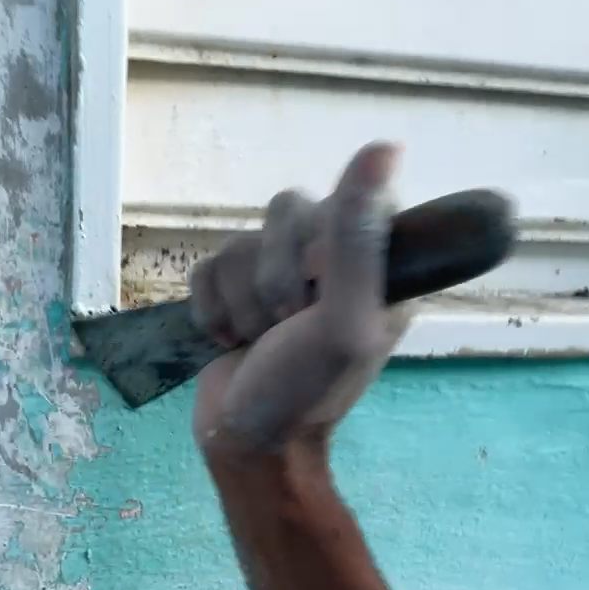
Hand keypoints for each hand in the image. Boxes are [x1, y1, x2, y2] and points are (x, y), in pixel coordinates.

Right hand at [189, 142, 405, 462]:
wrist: (246, 442)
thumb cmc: (304, 393)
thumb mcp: (343, 324)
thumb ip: (358, 241)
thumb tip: (382, 146)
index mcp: (374, 263)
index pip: (341, 198)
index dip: (316, 246)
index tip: (316, 293)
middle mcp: (327, 261)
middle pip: (283, 211)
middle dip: (273, 281)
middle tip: (285, 328)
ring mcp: (275, 276)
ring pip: (239, 243)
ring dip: (242, 304)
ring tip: (259, 342)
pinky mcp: (231, 292)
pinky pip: (206, 268)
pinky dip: (211, 311)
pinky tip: (230, 340)